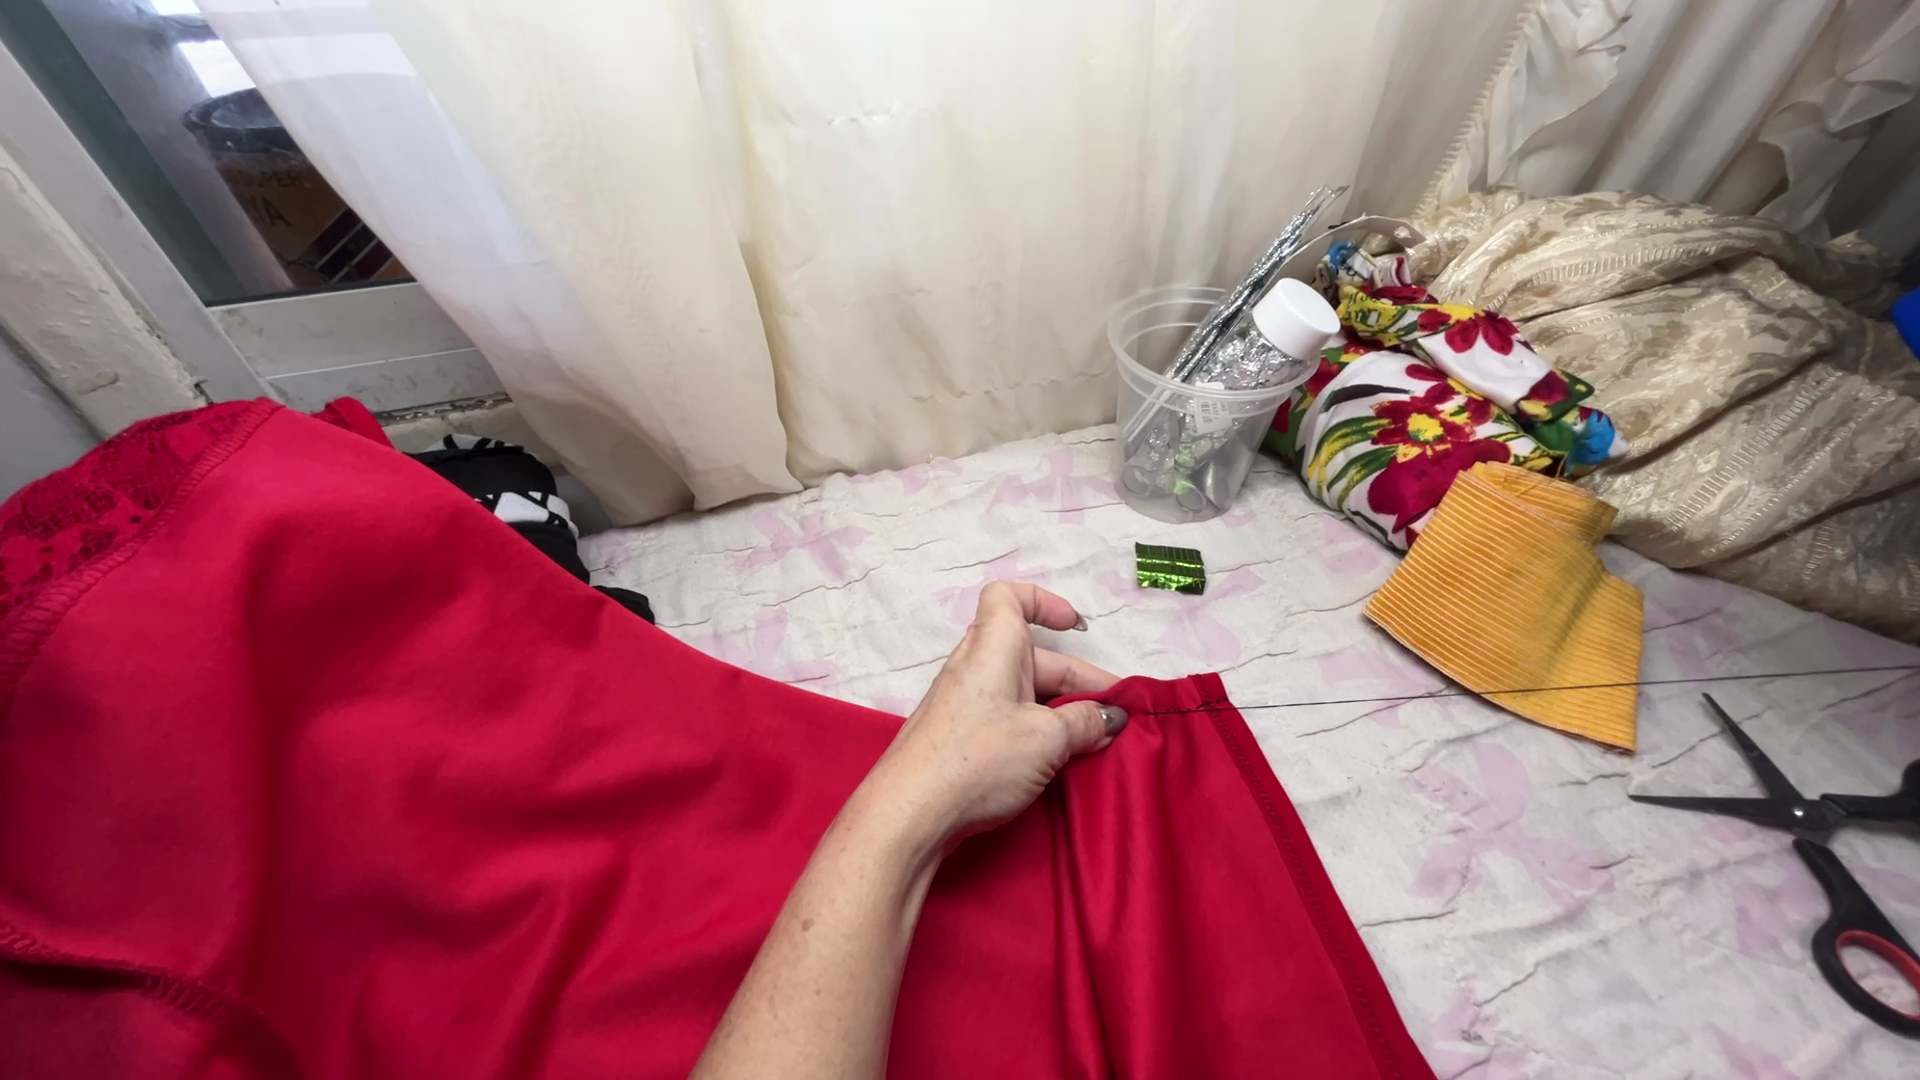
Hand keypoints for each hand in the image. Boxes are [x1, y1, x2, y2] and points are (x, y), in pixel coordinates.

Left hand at [865, 582, 1125, 844]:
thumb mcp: (1046, 738)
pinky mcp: (961, 735)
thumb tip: (1111, 718)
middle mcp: (976, 666)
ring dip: (1062, 710)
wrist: (911, 811)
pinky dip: (1039, 730)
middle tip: (1118, 718)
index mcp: (993, 646)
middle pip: (1034, 656)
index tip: (1076, 628)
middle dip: (1079, 681)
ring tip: (1098, 742)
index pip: (1008, 597)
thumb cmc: (979, 757)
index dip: (1044, 602)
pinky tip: (1062, 761)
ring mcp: (966, 702)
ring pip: (1024, 691)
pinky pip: (1009, 717)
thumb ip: (1085, 722)